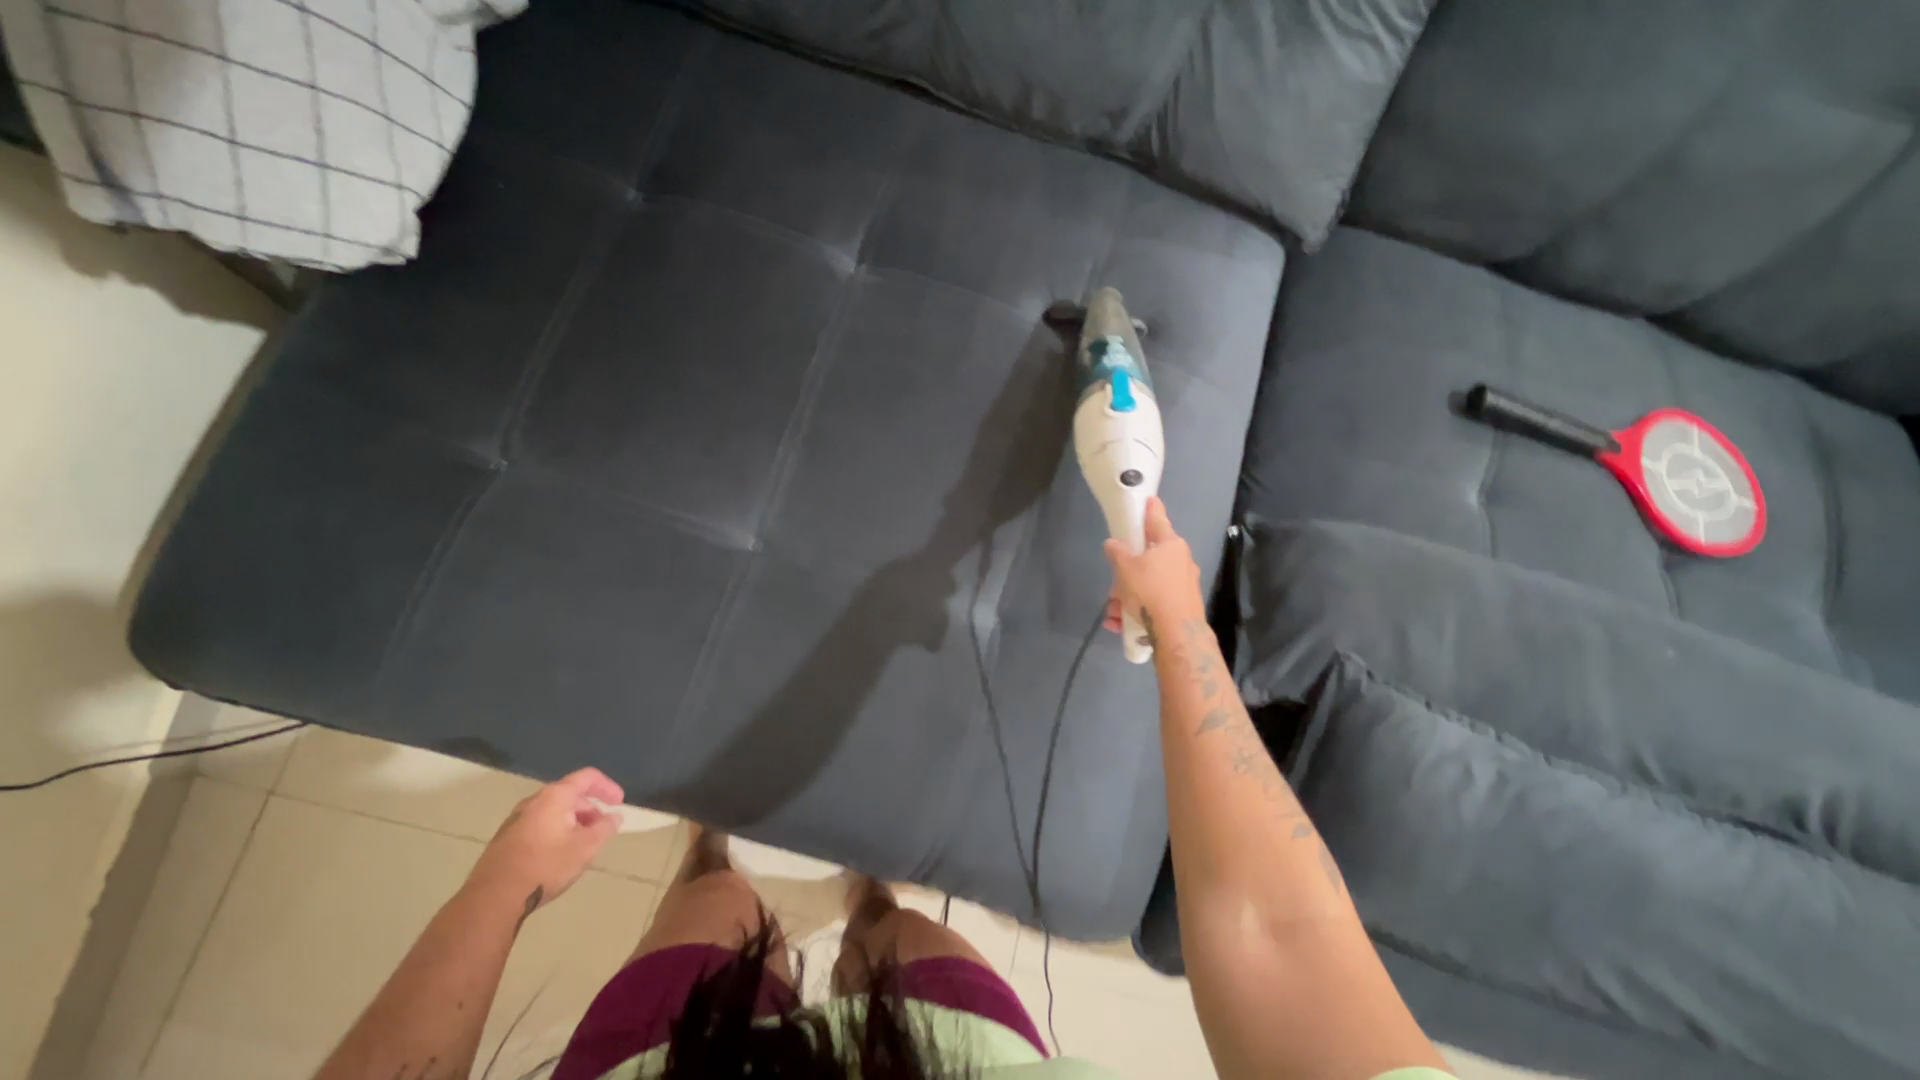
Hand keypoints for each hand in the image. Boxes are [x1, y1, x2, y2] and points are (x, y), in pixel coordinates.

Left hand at [465, 767, 623, 919]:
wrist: (493, 898)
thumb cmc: (545, 866)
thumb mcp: (585, 848)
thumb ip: (604, 828)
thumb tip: (614, 816)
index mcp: (554, 797)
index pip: (587, 777)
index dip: (607, 787)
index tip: (619, 803)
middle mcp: (532, 802)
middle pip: (569, 794)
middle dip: (590, 809)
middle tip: (602, 829)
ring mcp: (515, 820)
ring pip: (553, 812)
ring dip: (573, 822)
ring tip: (582, 845)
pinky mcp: (505, 839)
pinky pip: (538, 825)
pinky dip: (556, 831)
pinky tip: (558, 856)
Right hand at [1103, 497, 1203, 635]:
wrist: (1176, 633)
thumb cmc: (1150, 591)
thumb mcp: (1125, 568)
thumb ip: (1117, 552)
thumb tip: (1113, 544)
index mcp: (1171, 545)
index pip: (1158, 520)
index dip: (1150, 508)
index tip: (1149, 499)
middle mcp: (1181, 561)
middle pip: (1148, 559)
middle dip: (1126, 574)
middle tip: (1113, 586)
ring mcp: (1183, 585)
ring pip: (1147, 584)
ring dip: (1127, 597)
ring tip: (1113, 613)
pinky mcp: (1182, 607)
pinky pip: (1153, 603)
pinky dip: (1136, 611)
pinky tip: (1119, 624)